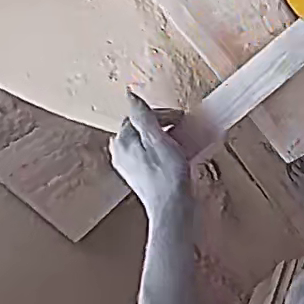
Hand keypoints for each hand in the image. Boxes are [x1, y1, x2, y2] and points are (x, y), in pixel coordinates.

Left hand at [111, 93, 191, 216]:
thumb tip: (130, 94)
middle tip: (182, 126)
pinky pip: (150, 156)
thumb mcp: (158, 140)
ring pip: (145, 143)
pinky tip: (177, 157)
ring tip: (181, 141)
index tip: (180, 117)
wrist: (172, 208)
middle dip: (161, 125)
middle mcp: (121, 154)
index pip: (138, 116)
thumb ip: (143, 116)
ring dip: (162, 138)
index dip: (160, 114)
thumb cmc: (168, 176)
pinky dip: (163, 152)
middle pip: (140, 129)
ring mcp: (130, 167)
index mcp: (122, 142)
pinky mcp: (142, 178)